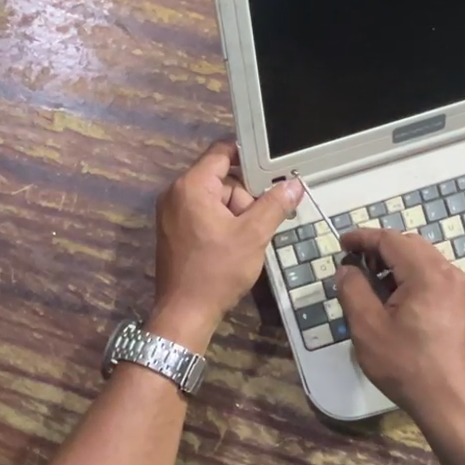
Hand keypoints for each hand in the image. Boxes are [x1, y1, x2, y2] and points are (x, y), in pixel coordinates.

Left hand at [150, 142, 302, 350]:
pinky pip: (202, 215)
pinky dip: (220, 224)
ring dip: (234, 215)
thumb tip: (294, 185)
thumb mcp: (253, 236)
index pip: (221, 152)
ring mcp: (170, 213)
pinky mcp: (172, 231)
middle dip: (244, 198)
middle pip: (221, 180)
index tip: (271, 171)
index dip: (248, 157)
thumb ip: (274, 205)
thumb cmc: (217, 272)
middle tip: (256, 225)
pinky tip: (231, 246)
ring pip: (214, 200)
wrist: (185, 312)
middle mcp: (175, 193)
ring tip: (244, 242)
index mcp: (191, 186)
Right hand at [335, 228, 464, 427]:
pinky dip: (409, 277)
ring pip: (422, 260)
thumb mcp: (367, 327)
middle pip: (409, 245)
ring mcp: (458, 289)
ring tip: (370, 283)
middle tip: (353, 265)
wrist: (449, 401)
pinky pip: (432, 277)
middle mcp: (448, 273)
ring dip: (394, 263)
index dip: (362, 238)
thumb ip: (353, 290)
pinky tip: (393, 299)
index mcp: (426, 273)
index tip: (341, 243)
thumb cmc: (406, 365)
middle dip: (379, 249)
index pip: (390, 240)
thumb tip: (347, 269)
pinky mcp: (460, 305)